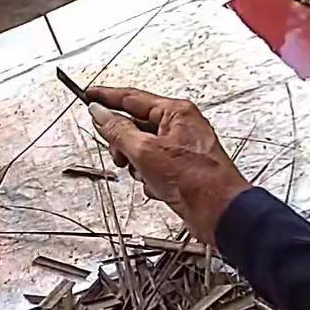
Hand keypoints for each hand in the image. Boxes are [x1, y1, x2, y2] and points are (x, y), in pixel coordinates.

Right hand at [85, 87, 249, 244]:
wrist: (220, 213)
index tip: (89, 96)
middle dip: (122, 143)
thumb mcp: (145, 151)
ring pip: (141, 149)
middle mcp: (180, 127)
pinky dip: (149, 178)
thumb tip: (100, 114)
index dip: (107, 97)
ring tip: (144, 175)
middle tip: (118, 154)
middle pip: (135, 126)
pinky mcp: (180, 170)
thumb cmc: (196, 180)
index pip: (132, 98)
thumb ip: (118, 130)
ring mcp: (180, 149)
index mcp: (176, 112)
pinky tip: (157, 187)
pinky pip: (152, 167)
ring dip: (136, 165)